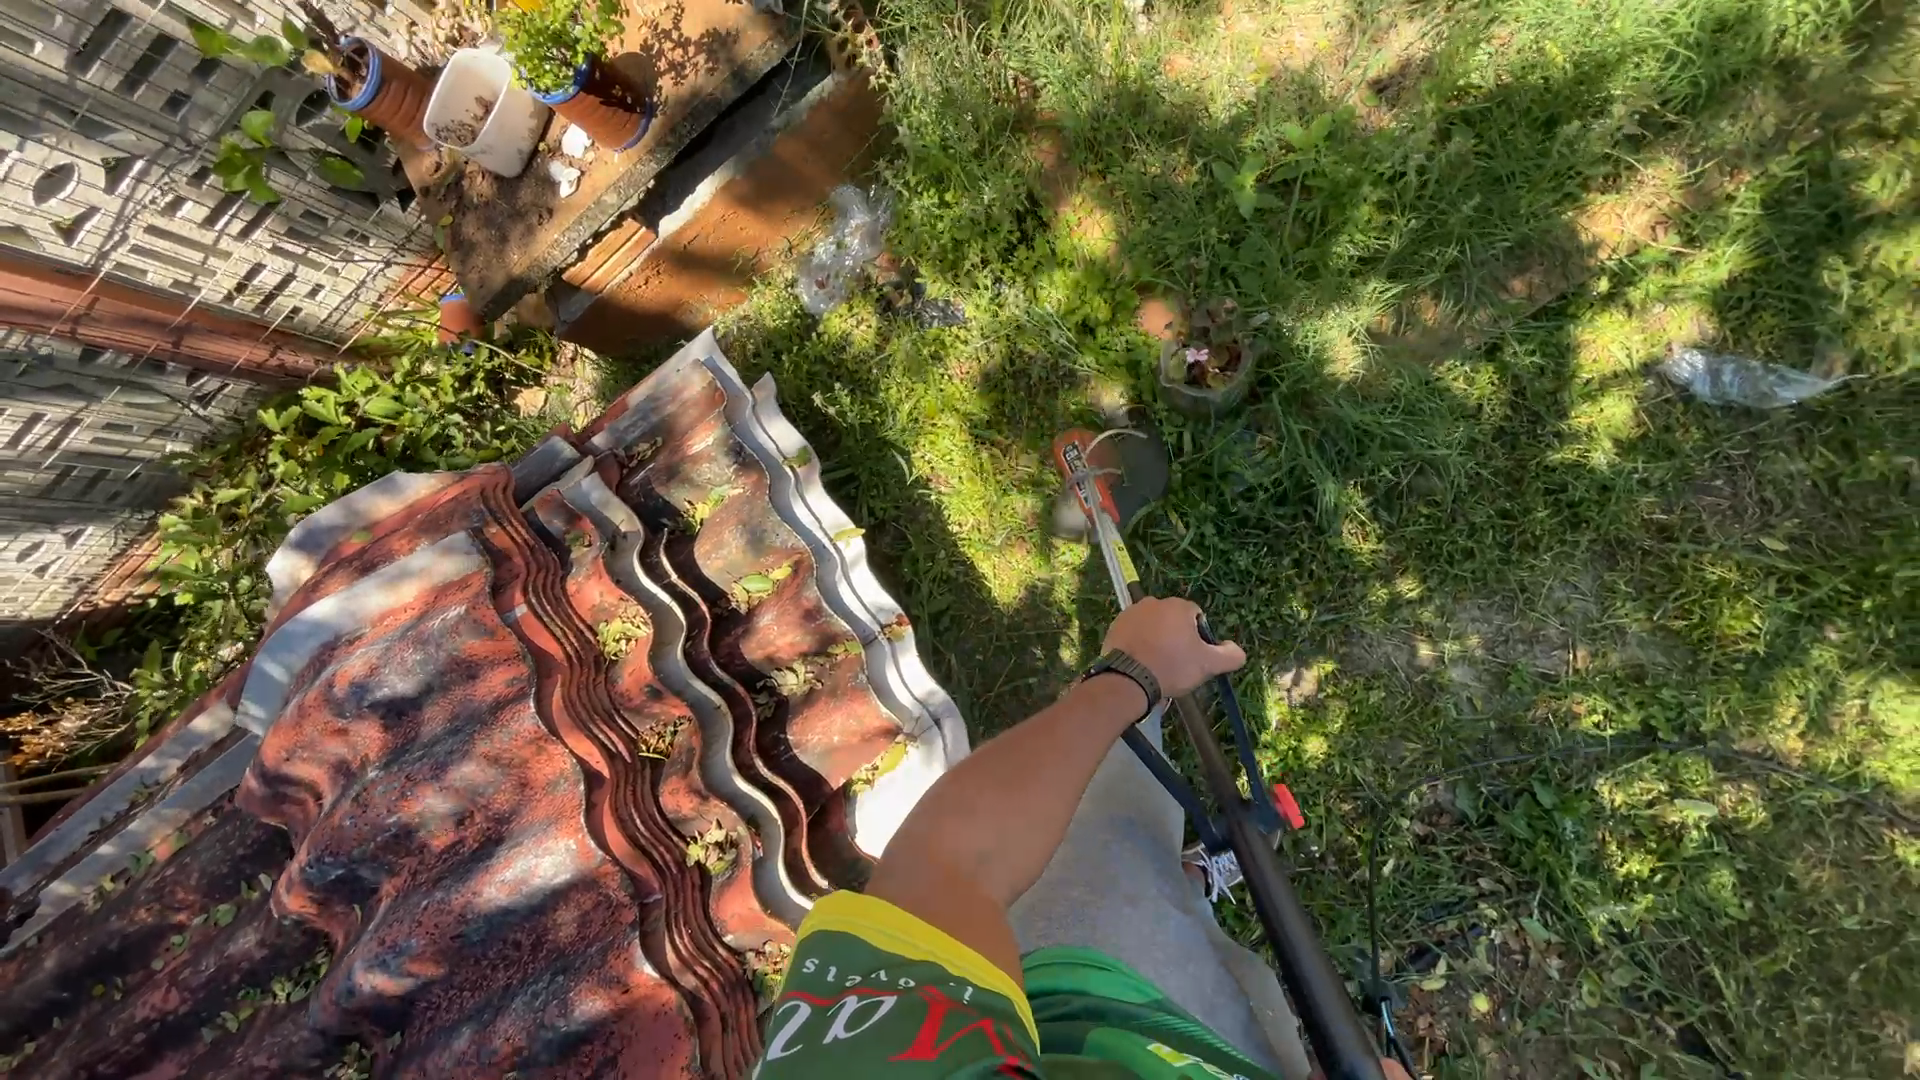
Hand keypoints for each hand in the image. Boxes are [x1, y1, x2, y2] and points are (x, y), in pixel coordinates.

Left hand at [1102, 596, 1245, 698]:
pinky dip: (1138, 643)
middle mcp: (1154, 602)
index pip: (1196, 616)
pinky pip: (1134, 632)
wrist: (1128, 678)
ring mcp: (1131, 612)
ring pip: (1153, 625)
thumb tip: (1237, 649)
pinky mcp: (1115, 625)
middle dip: (1176, 637)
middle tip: (1175, 661)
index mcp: (1178, 606)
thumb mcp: (1208, 665)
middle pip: (1173, 619)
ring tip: (1156, 663)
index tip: (1194, 656)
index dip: (1199, 637)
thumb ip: (1230, 655)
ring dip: (1156, 639)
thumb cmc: (1172, 667)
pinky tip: (1140, 661)